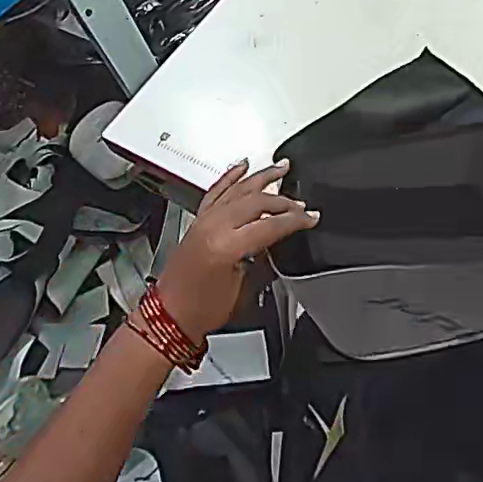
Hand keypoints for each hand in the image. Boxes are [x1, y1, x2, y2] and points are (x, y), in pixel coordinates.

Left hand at [155, 159, 318, 336]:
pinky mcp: (198, 219)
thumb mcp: (243, 289)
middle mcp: (213, 226)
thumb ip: (263, 260)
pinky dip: (231, 176)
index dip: (295, 220)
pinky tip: (243, 167)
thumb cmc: (201, 308)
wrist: (171, 314)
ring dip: (261, 177)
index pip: (269, 224)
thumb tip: (278, 242)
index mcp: (226, 245)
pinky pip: (217, 190)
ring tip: (281, 167)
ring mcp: (204, 219)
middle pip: (256, 201)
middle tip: (302, 205)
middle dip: (283, 201)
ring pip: (238, 189)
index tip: (311, 217)